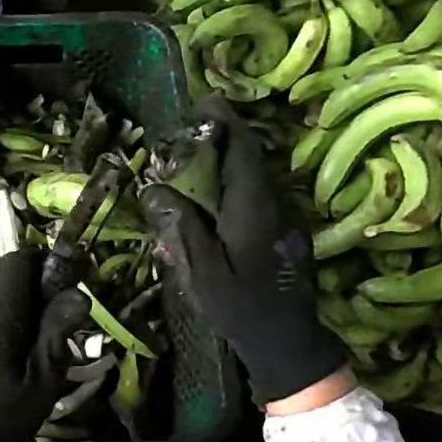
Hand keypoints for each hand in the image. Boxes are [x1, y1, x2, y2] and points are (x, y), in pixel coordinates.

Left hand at [0, 249, 88, 441]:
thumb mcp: (39, 383)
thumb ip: (56, 334)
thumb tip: (79, 294)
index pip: (18, 260)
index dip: (46, 264)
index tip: (69, 287)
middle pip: (10, 283)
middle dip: (41, 297)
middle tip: (65, 333)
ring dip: (25, 317)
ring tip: (43, 357)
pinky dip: (6, 331)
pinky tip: (16, 368)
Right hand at [140, 97, 346, 406]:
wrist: (287, 339)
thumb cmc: (241, 307)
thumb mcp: (202, 272)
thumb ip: (181, 227)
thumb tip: (154, 189)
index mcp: (253, 209)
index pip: (242, 152)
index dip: (224, 123)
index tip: (204, 101)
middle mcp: (275, 203)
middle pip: (251, 158)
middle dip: (224, 136)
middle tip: (192, 128)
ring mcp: (284, 216)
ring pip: (257, 175)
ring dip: (230, 159)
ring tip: (198, 157)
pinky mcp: (285, 229)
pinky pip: (259, 194)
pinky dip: (236, 183)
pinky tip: (216, 197)